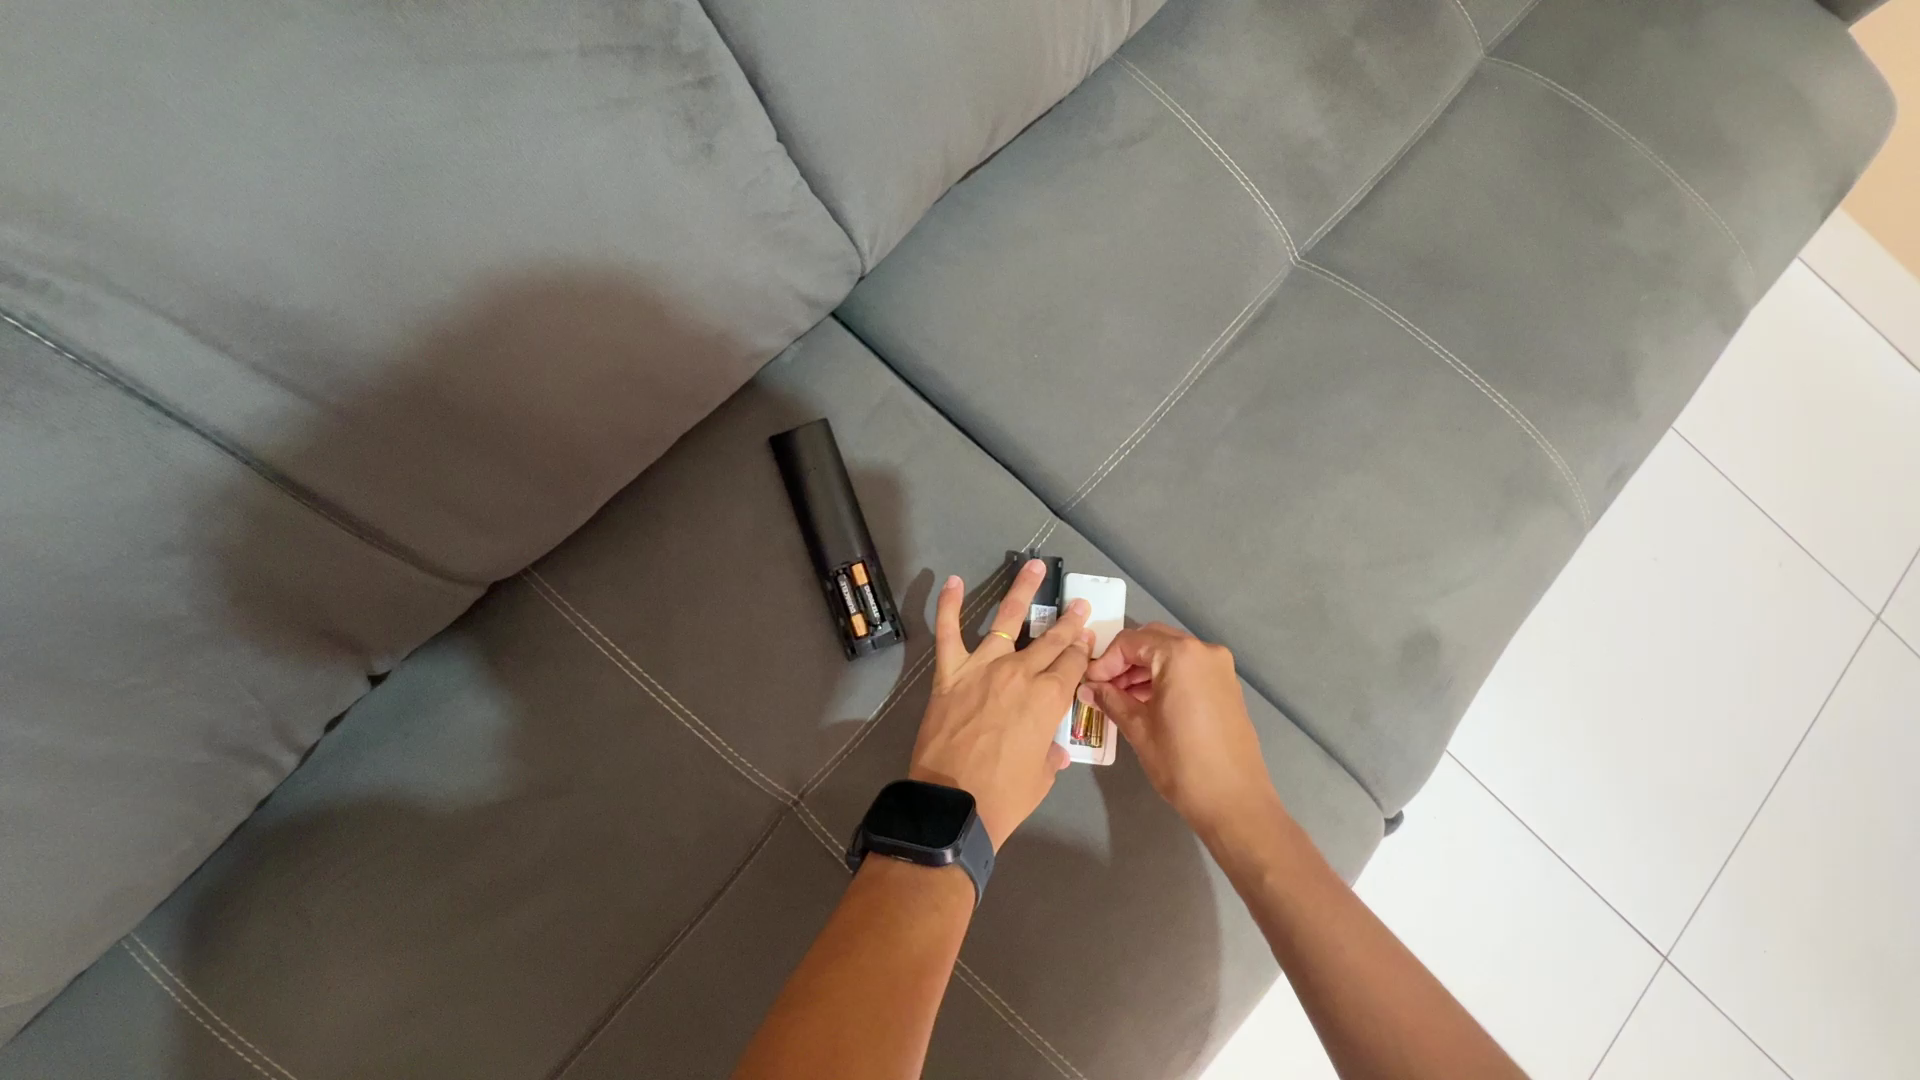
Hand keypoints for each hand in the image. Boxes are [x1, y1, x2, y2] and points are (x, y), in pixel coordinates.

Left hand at [908, 559, 1093, 848]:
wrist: (952, 804)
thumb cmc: (1003, 796)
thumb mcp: (1041, 778)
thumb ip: (1049, 755)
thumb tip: (1052, 748)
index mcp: (1049, 700)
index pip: (1072, 666)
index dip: (1083, 651)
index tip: (1088, 638)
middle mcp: (1021, 674)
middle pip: (1050, 640)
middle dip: (1069, 621)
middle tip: (1080, 604)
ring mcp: (984, 668)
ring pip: (1008, 620)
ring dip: (1022, 590)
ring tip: (1033, 567)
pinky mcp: (951, 673)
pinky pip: (949, 633)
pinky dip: (950, 606)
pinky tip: (954, 582)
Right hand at [1082, 623, 1279, 834]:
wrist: (1234, 801)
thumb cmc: (1181, 763)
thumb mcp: (1138, 728)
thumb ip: (1110, 700)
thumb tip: (1087, 688)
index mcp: (1180, 655)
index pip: (1130, 641)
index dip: (1105, 660)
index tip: (1090, 683)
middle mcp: (1204, 651)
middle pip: (1153, 640)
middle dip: (1125, 660)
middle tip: (1104, 687)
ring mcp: (1220, 668)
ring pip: (1171, 653)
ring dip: (1144, 669)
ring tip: (1121, 698)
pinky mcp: (1227, 686)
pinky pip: (1189, 668)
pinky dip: (1166, 677)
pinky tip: (1148, 703)